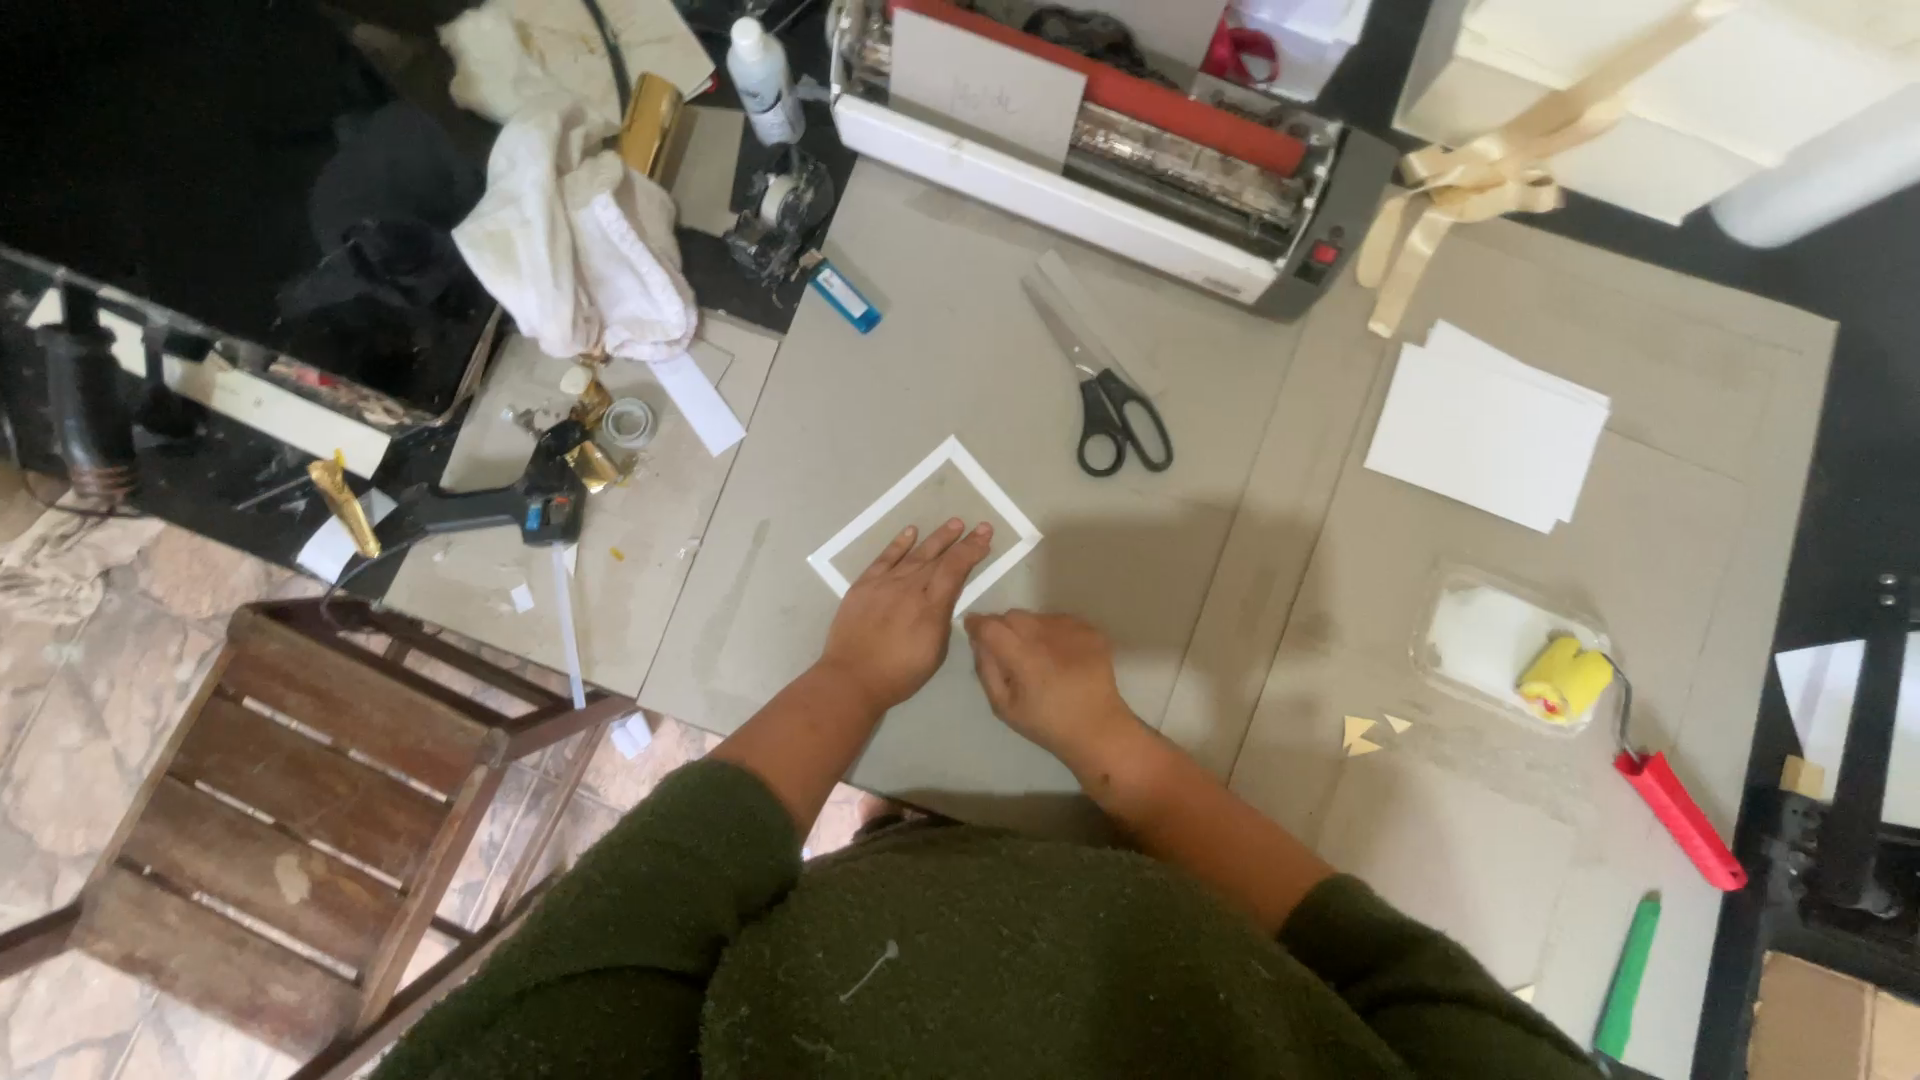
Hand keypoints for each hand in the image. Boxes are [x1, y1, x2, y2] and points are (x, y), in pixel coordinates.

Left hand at [818, 519, 993, 712]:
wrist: (851, 678)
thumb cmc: (899, 674)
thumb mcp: (935, 652)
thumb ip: (942, 620)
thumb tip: (944, 599)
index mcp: (930, 607)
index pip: (955, 570)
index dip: (972, 551)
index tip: (985, 537)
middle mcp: (909, 588)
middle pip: (939, 558)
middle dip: (961, 541)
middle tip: (978, 526)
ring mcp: (884, 584)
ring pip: (915, 554)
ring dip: (936, 538)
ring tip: (953, 523)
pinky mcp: (863, 586)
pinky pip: (884, 559)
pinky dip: (898, 544)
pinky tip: (911, 532)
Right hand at [963, 610, 1140, 766]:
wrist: (1097, 727)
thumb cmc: (1047, 723)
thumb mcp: (1004, 706)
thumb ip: (986, 669)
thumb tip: (977, 640)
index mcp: (1025, 658)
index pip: (991, 626)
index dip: (977, 624)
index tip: (972, 629)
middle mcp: (1048, 636)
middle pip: (1013, 615)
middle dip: (1002, 627)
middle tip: (1006, 649)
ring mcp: (1072, 630)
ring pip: (1037, 616)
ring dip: (1028, 629)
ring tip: (1037, 655)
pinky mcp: (1090, 630)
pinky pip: (1060, 621)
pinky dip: (1051, 632)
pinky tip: (1058, 655)